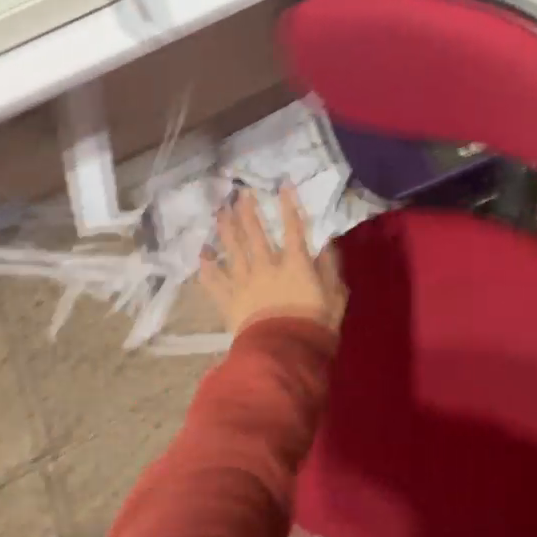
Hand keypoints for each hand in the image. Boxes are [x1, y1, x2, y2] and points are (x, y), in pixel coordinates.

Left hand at [198, 184, 346, 334]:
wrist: (282, 351)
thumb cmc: (315, 323)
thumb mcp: (335, 294)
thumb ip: (329, 268)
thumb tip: (327, 244)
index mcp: (295, 262)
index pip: (293, 227)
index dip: (288, 205)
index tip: (283, 185)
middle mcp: (267, 265)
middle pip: (255, 233)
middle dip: (248, 211)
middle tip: (240, 193)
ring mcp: (244, 282)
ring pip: (232, 250)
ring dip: (225, 229)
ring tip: (219, 212)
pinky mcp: (230, 300)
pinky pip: (214, 281)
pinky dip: (207, 267)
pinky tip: (202, 254)